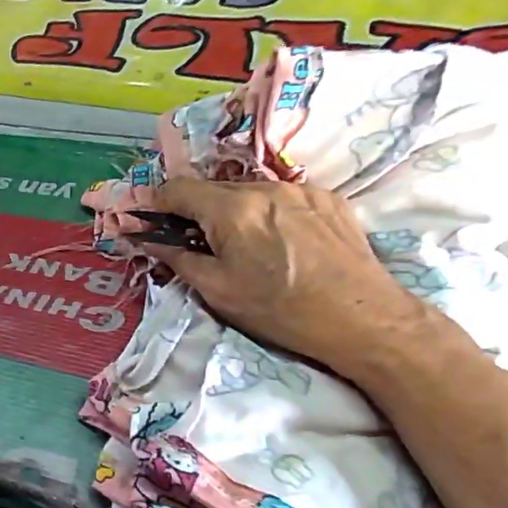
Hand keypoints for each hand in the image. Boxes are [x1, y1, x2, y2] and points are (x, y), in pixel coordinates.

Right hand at [133, 177, 437, 374]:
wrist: (363, 320)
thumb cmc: (280, 310)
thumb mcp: (216, 290)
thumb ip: (177, 257)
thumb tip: (148, 239)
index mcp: (231, 209)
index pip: (177, 189)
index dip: (154, 202)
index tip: (144, 218)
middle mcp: (264, 188)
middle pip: (212, 189)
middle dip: (194, 210)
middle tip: (190, 241)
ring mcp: (301, 190)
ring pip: (247, 192)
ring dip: (231, 211)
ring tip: (238, 245)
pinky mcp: (328, 199)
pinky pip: (280, 197)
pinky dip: (265, 213)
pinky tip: (275, 242)